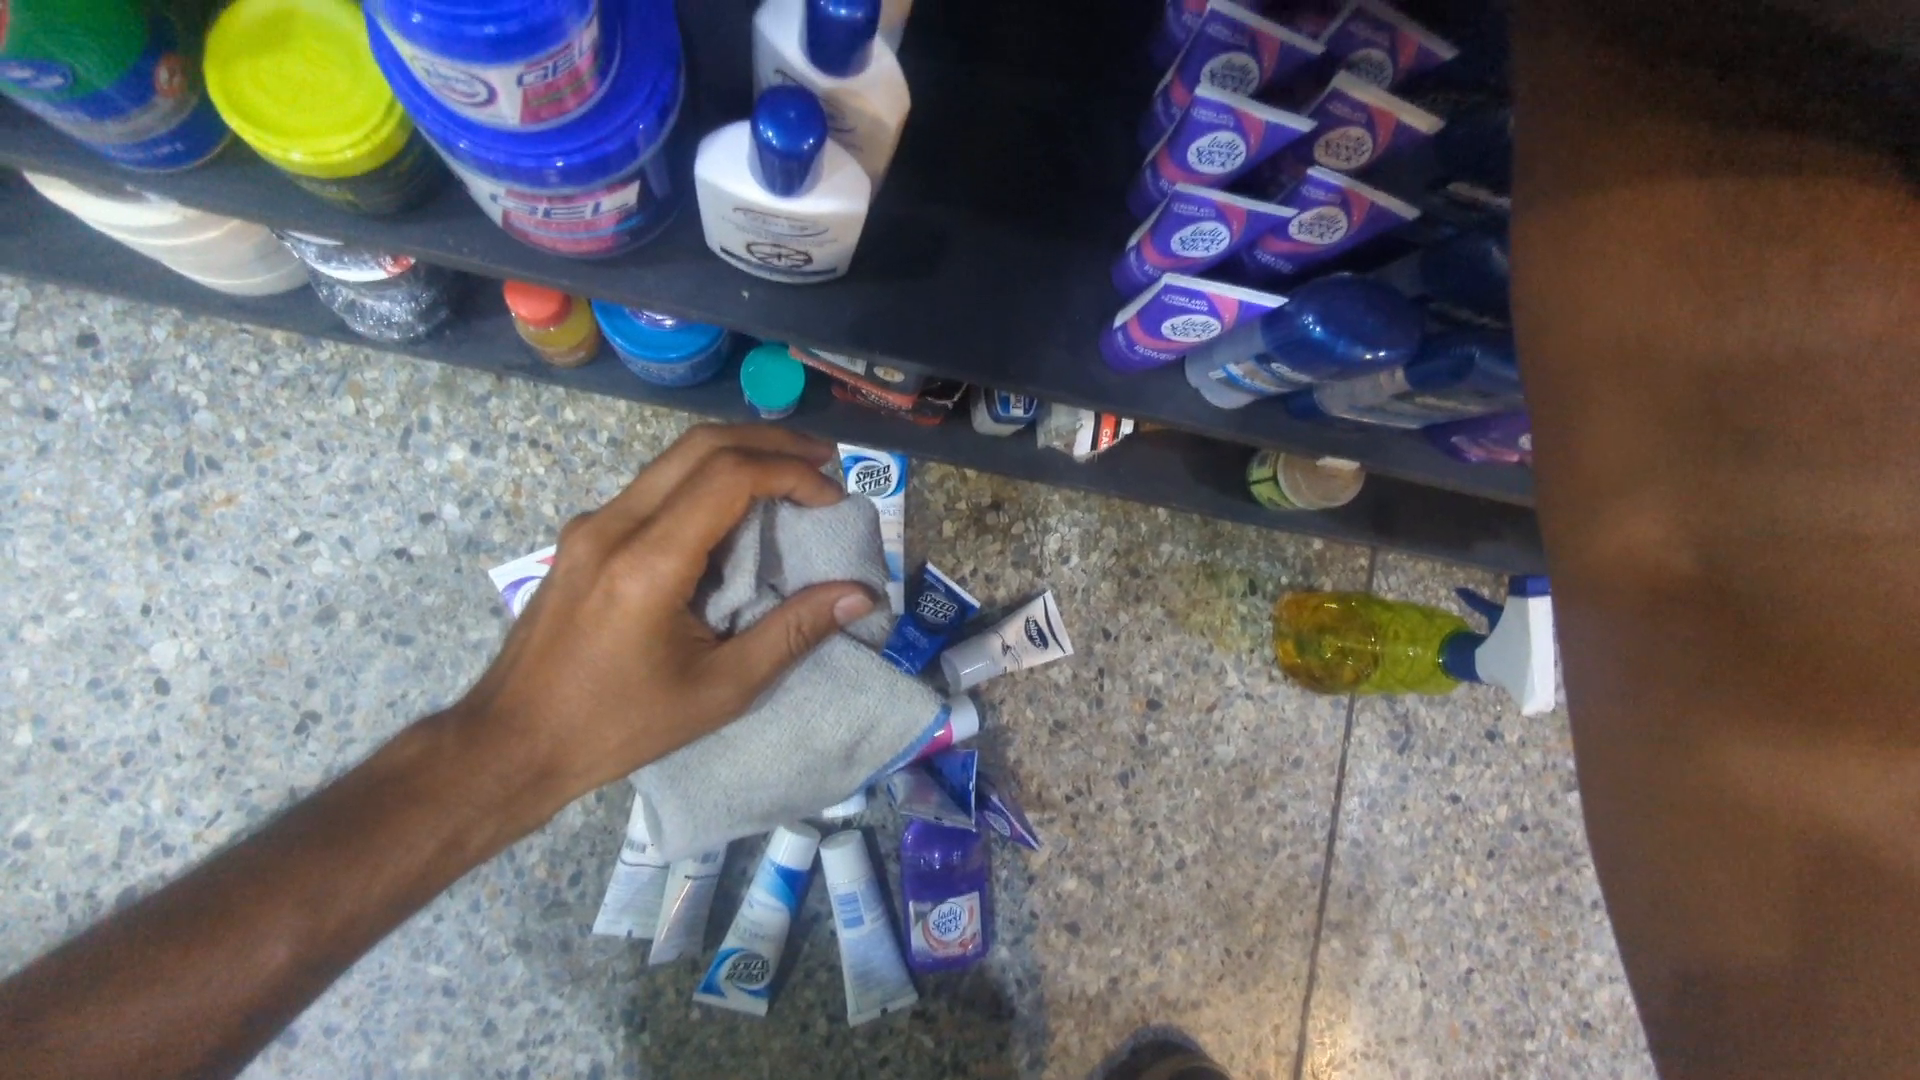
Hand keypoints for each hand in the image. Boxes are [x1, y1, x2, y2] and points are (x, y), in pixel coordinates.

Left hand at [448, 424, 876, 826]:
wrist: (510, 743)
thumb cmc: (619, 725)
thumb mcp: (720, 689)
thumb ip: (792, 633)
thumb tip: (859, 595)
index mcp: (648, 561)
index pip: (729, 476)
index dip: (791, 473)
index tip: (833, 498)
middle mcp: (614, 524)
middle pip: (702, 445)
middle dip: (772, 442)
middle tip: (825, 459)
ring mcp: (592, 525)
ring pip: (675, 458)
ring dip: (739, 453)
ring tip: (792, 472)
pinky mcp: (585, 537)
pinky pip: (656, 485)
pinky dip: (707, 479)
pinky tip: (736, 508)